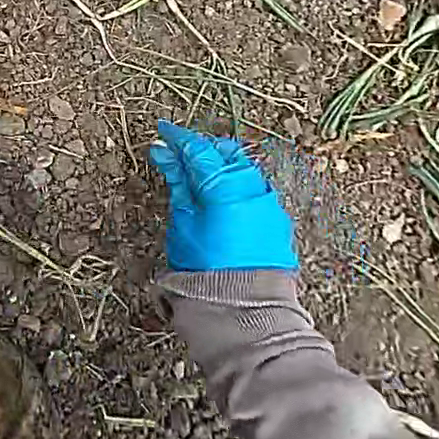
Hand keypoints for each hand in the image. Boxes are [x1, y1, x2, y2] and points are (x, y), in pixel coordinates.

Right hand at [148, 120, 295, 271]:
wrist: (244, 307)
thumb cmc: (206, 266)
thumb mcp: (184, 220)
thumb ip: (178, 181)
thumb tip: (165, 154)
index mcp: (227, 183)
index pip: (199, 148)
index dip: (178, 138)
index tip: (163, 131)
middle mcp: (253, 186)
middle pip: (224, 152)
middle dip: (201, 149)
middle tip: (177, 154)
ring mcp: (268, 201)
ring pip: (240, 167)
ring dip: (218, 166)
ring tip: (196, 176)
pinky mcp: (275, 218)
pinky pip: (252, 187)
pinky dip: (233, 184)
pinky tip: (218, 196)